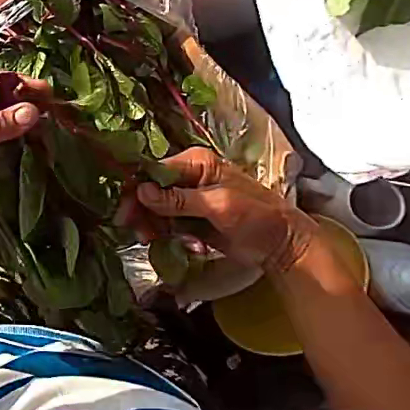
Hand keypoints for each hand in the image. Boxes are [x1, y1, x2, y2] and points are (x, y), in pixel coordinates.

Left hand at [0, 84, 46, 218]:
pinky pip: (25, 144)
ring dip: (39, 122)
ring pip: (21, 122)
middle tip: (56, 106)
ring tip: (59, 122)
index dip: (18, 83)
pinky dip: (38, 142)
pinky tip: (52, 140)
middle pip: (12, 101)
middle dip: (34, 102)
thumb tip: (30, 111)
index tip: (42, 88)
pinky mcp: (4, 155)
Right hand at [121, 148, 318, 274]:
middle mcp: (188, 177)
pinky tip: (189, 246)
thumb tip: (141, 191)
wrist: (284, 246)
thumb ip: (178, 199)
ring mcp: (188, 199)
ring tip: (158, 242)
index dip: (136, 190)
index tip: (125, 211)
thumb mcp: (218, 205)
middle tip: (138, 233)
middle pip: (149, 191)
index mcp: (196, 163)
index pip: (153, 171)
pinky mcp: (190, 219)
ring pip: (154, 210)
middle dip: (142, 212)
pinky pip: (167, 225)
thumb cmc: (258, 217)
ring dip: (154, 227)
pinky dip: (170, 236)